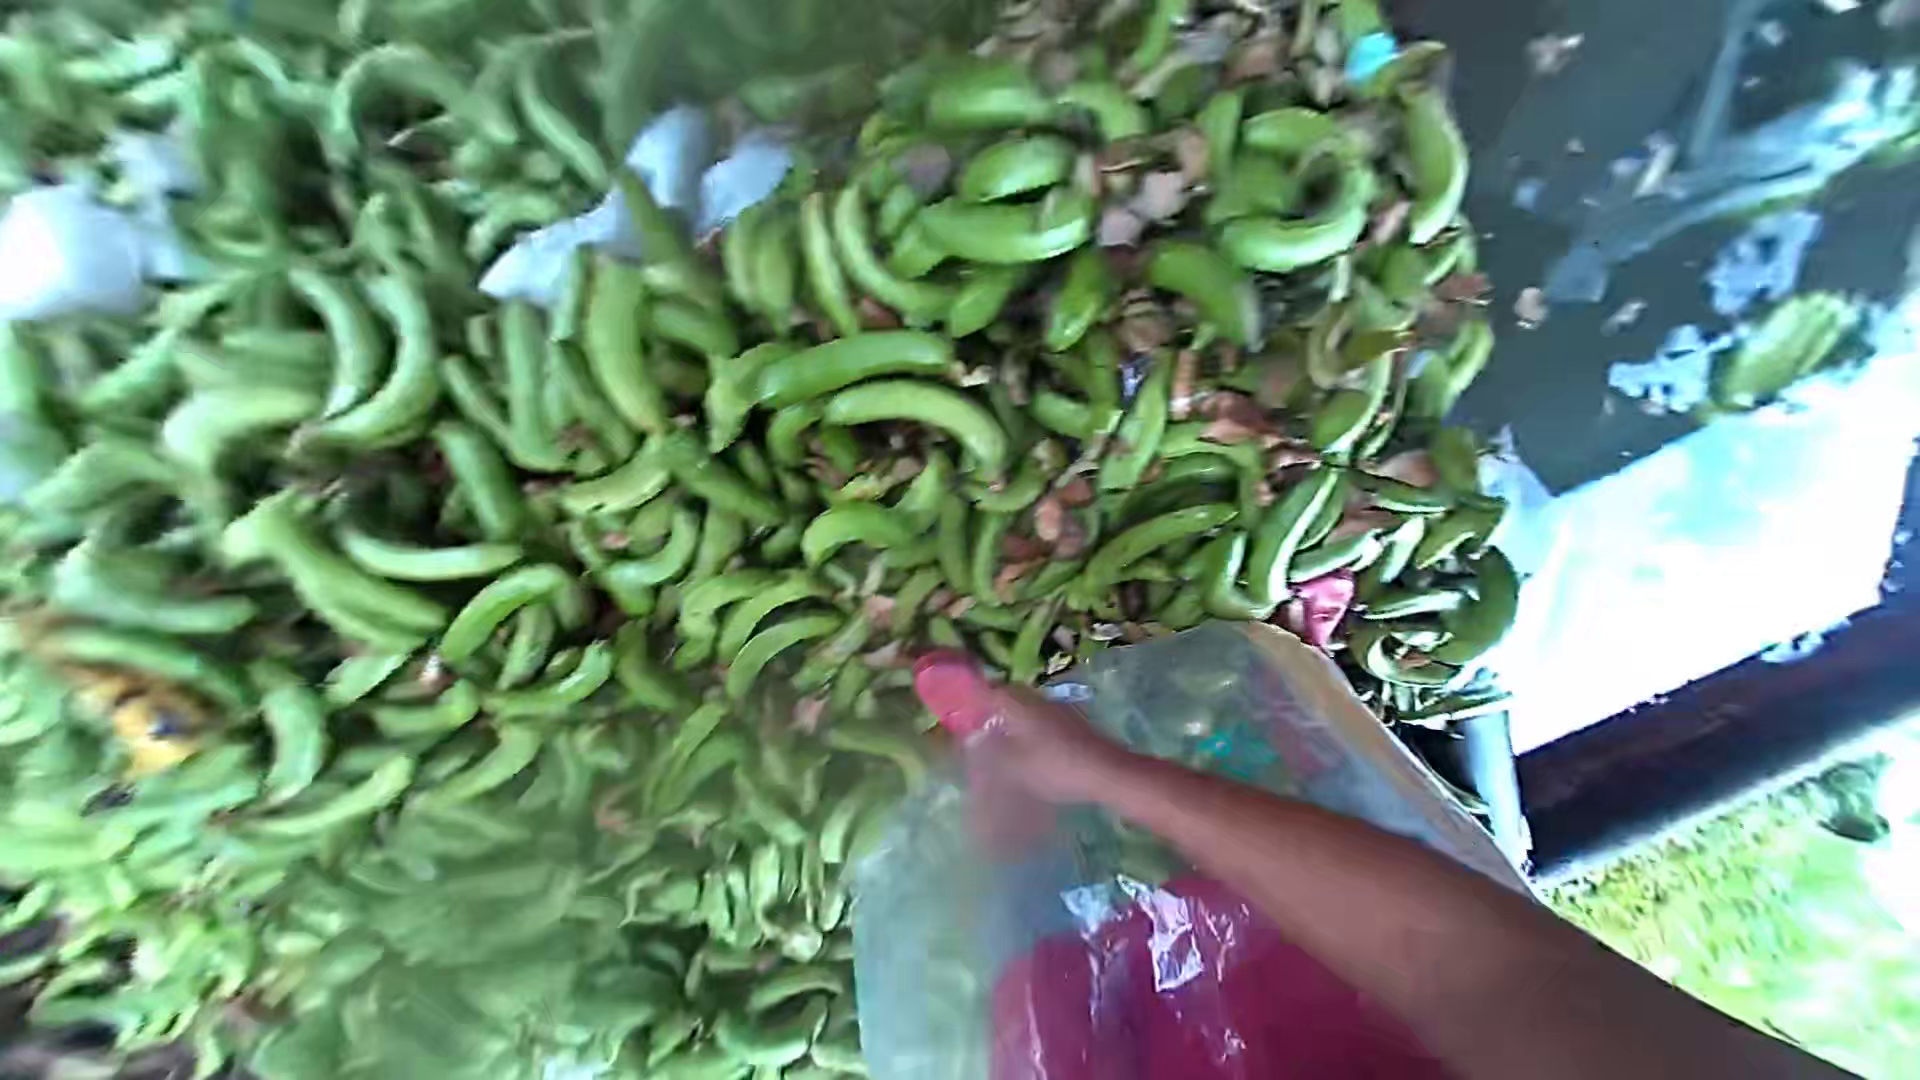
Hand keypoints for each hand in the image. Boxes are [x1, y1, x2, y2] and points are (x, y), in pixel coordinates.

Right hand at [914, 652, 1132, 803]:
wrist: (1106, 772)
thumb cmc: (1054, 766)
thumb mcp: (1011, 766)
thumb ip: (986, 753)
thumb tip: (970, 742)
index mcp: (1017, 702)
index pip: (987, 690)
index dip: (971, 699)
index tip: (960, 711)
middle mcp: (1035, 698)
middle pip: (1007, 697)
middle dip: (992, 709)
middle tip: (979, 729)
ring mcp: (1057, 707)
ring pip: (1026, 708)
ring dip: (1012, 721)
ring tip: (1001, 743)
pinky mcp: (1073, 722)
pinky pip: (1041, 720)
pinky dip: (1030, 730)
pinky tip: (1030, 751)